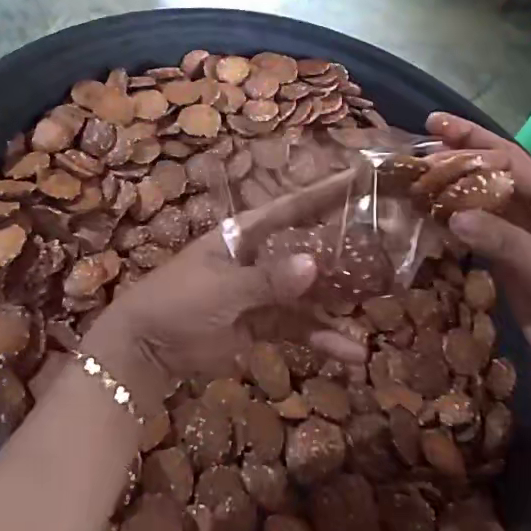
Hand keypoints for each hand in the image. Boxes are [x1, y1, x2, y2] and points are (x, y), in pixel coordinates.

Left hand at [83, 172, 364, 399]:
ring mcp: (263, 292)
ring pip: (309, 294)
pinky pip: (300, 327)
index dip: (324, 193)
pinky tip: (350, 353)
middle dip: (344, 255)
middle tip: (387, 252)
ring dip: (338, 307)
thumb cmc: (177, 302)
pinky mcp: (264, 325)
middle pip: (309, 250)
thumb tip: (315, 265)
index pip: (291, 208)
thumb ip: (269, 280)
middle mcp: (260, 258)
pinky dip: (322, 338)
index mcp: (245, 234)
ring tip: (371, 318)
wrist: (144, 351)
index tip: (359, 177)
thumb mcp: (222, 288)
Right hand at [424, 113, 530, 414]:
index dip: (475, 145)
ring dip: (454, 195)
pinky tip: (430, 219)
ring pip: (486, 209)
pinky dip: (457, 230)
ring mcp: (529, 244)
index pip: (515, 164)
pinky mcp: (515, 271)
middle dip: (461, 160)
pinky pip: (481, 241)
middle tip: (420, 142)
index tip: (437, 128)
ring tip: (415, 179)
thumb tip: (452, 216)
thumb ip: (507, 243)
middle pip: (498, 180)